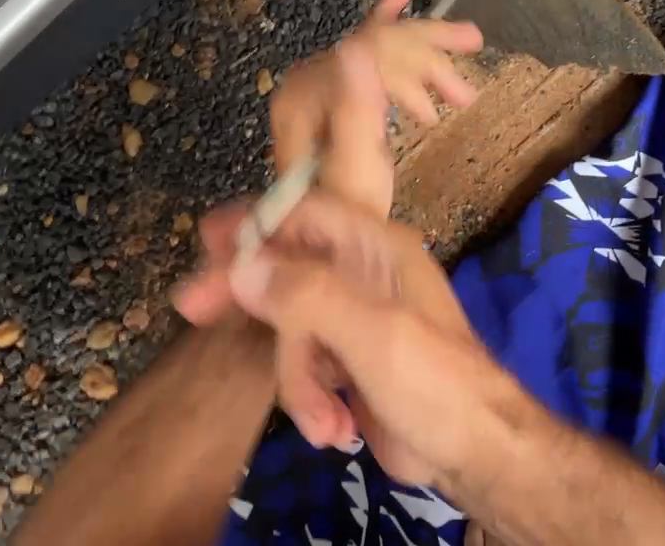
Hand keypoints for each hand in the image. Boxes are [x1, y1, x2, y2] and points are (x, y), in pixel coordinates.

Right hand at [175, 195, 532, 489]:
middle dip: (252, 299)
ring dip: (298, 379)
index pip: (309, 213)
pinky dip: (312, 400)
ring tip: (325, 421)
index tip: (208, 238)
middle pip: (289, 267)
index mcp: (378, 248)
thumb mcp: (371, 333)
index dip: (259, 220)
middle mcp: (363, 272)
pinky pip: (305, 365)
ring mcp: (355, 317)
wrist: (472, 451)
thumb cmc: (433, 380)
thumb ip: (308, 296)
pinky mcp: (348, 360)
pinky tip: (336, 430)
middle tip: (192, 307)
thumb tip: (244, 264)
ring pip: (291, 327)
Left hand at [270, 0, 481, 212]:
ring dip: (430, 51)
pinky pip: (368, 43)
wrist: (334, 240)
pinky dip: (392, 12)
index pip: (364, 47)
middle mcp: (311, 79)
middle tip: (474, 60)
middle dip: (430, 56)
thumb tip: (357, 42)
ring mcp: (326, 84)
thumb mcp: (353, 167)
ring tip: (473, 44)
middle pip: (377, 45)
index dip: (415, 49)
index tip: (466, 49)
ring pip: (383, 48)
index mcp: (305, 94)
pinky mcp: (343, 91)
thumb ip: (353, 107)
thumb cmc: (347, 211)